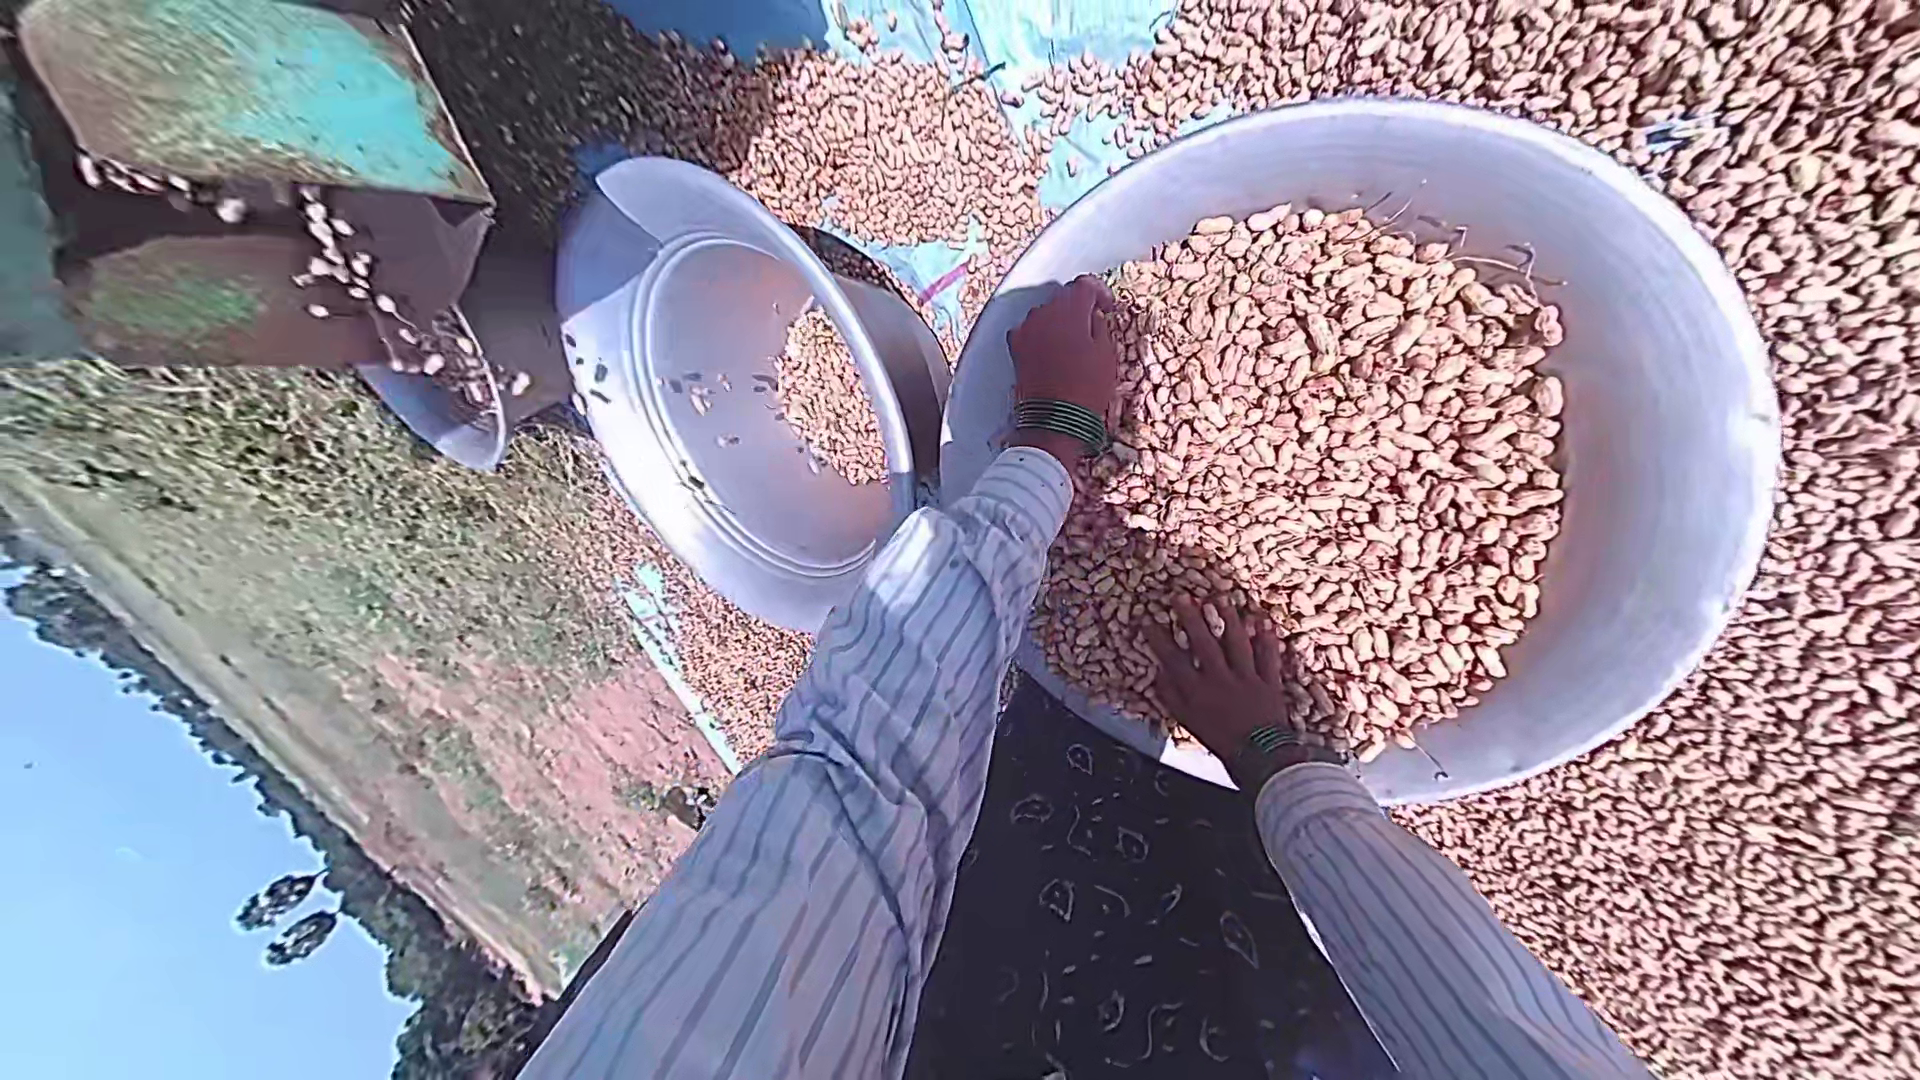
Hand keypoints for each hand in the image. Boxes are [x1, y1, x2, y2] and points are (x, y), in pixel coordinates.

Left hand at [1008, 274, 1117, 415]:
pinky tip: (1053, 353)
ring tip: (1071, 345)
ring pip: (1045, 315)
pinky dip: (1042, 337)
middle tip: (1091, 328)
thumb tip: (1092, 317)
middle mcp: (1043, 313)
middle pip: (1062, 299)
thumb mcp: (1106, 354)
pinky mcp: (1015, 348)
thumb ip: (1099, 326)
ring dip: (1058, 323)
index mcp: (1069, 309)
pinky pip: (1031, 333)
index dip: (1099, 293)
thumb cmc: (1086, 388)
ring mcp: (1026, 330)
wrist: (1055, 419)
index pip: (1084, 285)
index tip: (1107, 309)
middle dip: (1077, 309)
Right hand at [1144, 595, 1297, 763]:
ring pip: (1236, 643)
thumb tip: (1158, 674)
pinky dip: (1266, 639)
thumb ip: (1171, 696)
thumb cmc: (1219, 740)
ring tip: (1220, 599)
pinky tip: (1262, 620)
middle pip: (1203, 642)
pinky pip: (1268, 657)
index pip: (1172, 658)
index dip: (1158, 638)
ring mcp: (1246, 678)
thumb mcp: (1186, 722)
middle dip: (1191, 617)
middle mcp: (1219, 678)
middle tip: (1181, 597)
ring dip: (1228, 619)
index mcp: (1197, 690)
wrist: (1261, 758)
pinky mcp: (1269, 682)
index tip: (1147, 620)